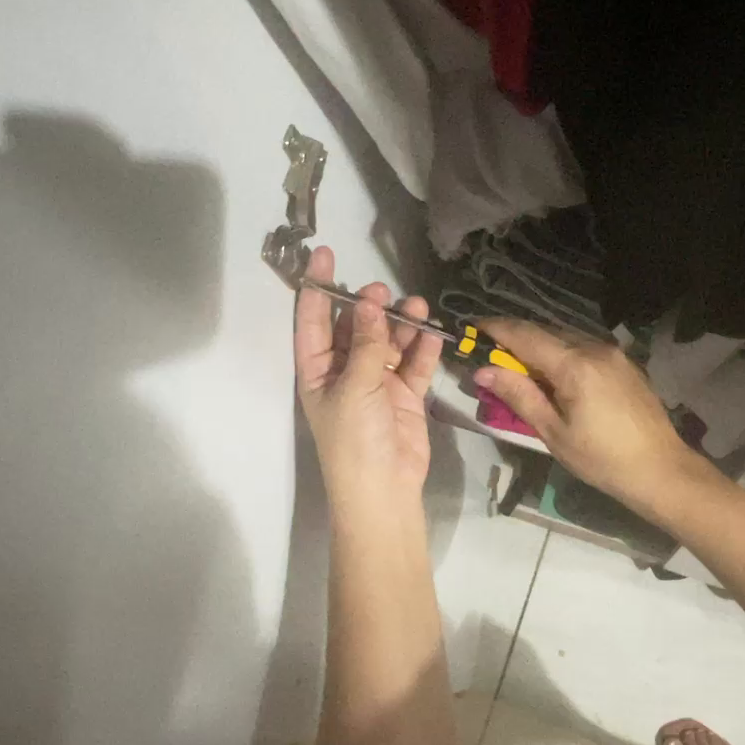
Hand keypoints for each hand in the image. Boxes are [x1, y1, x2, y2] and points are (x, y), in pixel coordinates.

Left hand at [294, 247, 442, 508]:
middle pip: (355, 326)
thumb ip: (366, 344)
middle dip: (368, 306)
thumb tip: (368, 302)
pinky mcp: (405, 395)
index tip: (324, 254)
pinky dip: (423, 349)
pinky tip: (432, 334)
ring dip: (401, 324)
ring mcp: (377, 382)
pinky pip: (414, 363)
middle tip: (383, 292)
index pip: (312, 321)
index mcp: (317, 370)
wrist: (383, 490)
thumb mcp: (354, 387)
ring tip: (417, 307)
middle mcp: (345, 371)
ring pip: (389, 341)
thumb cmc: (354, 439)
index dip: (317, 287)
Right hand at [474, 318, 711, 512]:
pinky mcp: (623, 364)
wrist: (661, 469)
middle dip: (514, 337)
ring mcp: (613, 353)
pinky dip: (560, 353)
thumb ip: (519, 396)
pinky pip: (583, 347)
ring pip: (565, 336)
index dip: (495, 329)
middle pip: (544, 331)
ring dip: (538, 344)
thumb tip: (484, 371)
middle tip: (489, 352)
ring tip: (517, 365)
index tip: (471, 328)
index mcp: (574, 365)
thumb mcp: (553, 432)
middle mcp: (594, 348)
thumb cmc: (602, 459)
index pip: (525, 335)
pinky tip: (552, 375)